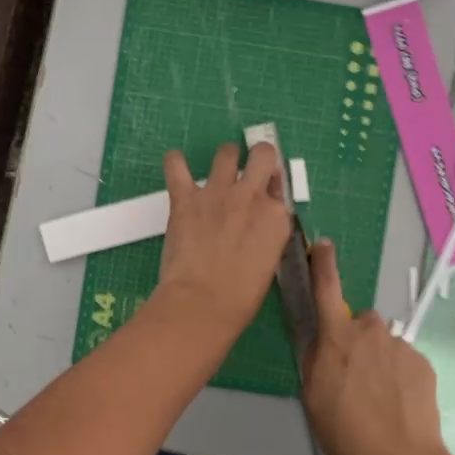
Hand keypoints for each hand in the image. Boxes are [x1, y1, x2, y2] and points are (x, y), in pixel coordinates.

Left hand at [155, 142, 291, 337]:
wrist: (203, 302)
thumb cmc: (241, 297)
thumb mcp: (268, 263)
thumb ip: (266, 235)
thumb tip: (257, 225)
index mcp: (277, 217)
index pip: (280, 187)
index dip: (272, 191)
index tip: (264, 199)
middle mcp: (251, 196)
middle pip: (262, 154)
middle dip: (258, 157)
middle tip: (249, 170)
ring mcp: (218, 193)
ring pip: (226, 153)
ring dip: (225, 158)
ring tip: (219, 169)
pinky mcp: (186, 198)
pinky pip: (176, 166)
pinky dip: (175, 162)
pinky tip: (175, 163)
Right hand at [302, 240, 452, 454]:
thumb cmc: (344, 430)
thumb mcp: (312, 394)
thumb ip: (316, 358)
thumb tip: (323, 340)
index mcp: (336, 337)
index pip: (326, 288)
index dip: (323, 263)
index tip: (323, 244)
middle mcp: (370, 331)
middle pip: (361, 323)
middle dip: (357, 341)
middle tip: (353, 378)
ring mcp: (400, 345)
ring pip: (384, 345)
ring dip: (379, 362)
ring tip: (378, 401)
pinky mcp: (423, 363)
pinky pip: (404, 362)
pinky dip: (399, 378)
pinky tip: (397, 406)